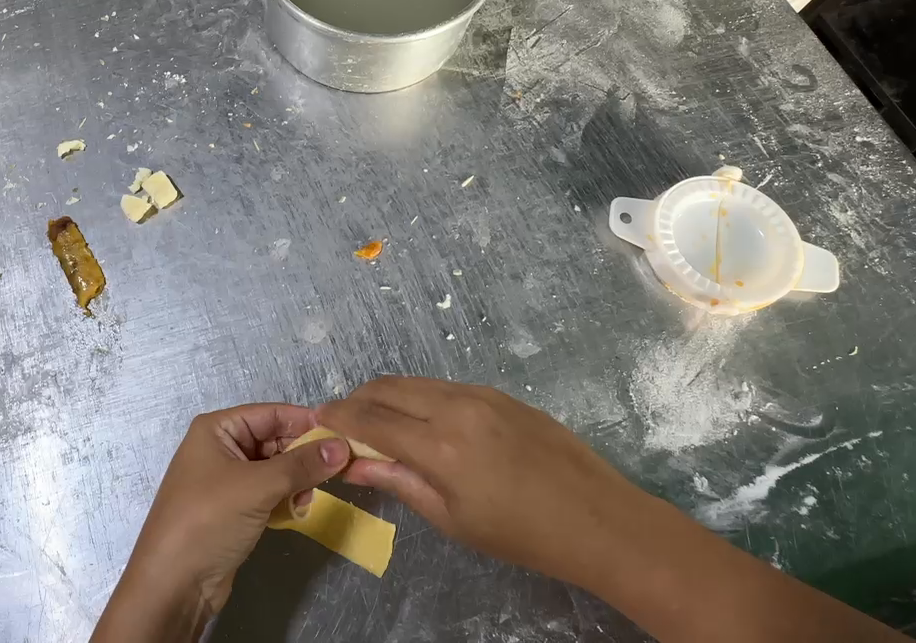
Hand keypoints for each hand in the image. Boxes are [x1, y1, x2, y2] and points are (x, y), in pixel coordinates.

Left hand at [93, 404, 349, 640]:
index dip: (305, 422)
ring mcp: (227, 480)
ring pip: (275, 469)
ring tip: (309, 498)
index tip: (343, 434)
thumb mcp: (257, 486)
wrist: (174, 583)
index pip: (270, 414)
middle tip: (339, 469)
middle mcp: (222, 448)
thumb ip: (301, 465)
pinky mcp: (235, 509)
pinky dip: (286, 499)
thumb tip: (342, 446)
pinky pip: (269, 493)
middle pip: (274, 441)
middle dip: (303, 455)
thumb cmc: (209, 519)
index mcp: (218, 429)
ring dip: (296, 481)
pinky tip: (298, 511)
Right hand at [321, 377, 656, 587]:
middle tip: (341, 418)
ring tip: (376, 417)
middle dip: (356, 399)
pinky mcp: (498, 392)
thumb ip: (399, 482)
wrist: (599, 519)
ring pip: (414, 381)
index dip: (338, 416)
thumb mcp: (453, 519)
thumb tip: (353, 465)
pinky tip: (421, 419)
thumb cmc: (522, 534)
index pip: (371, 420)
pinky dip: (418, 395)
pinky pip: (443, 385)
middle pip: (387, 387)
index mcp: (440, 445)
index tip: (315, 417)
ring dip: (385, 394)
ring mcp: (479, 393)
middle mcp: (454, 406)